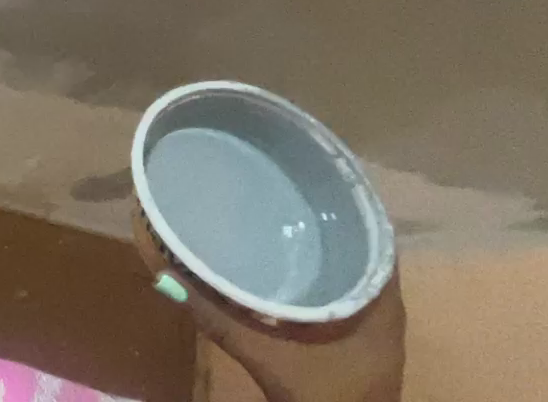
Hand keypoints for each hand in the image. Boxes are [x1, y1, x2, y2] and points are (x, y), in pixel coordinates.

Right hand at [132, 206, 405, 401]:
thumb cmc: (321, 396)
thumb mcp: (264, 354)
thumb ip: (215, 315)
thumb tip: (163, 273)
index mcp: (381, 299)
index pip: (373, 228)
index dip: (342, 194)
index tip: (302, 167)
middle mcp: (384, 305)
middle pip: (358, 242)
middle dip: (317, 212)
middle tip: (271, 182)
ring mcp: (373, 325)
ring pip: (349, 265)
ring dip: (316, 241)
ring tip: (268, 210)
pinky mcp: (357, 340)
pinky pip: (339, 288)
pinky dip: (314, 269)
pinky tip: (278, 261)